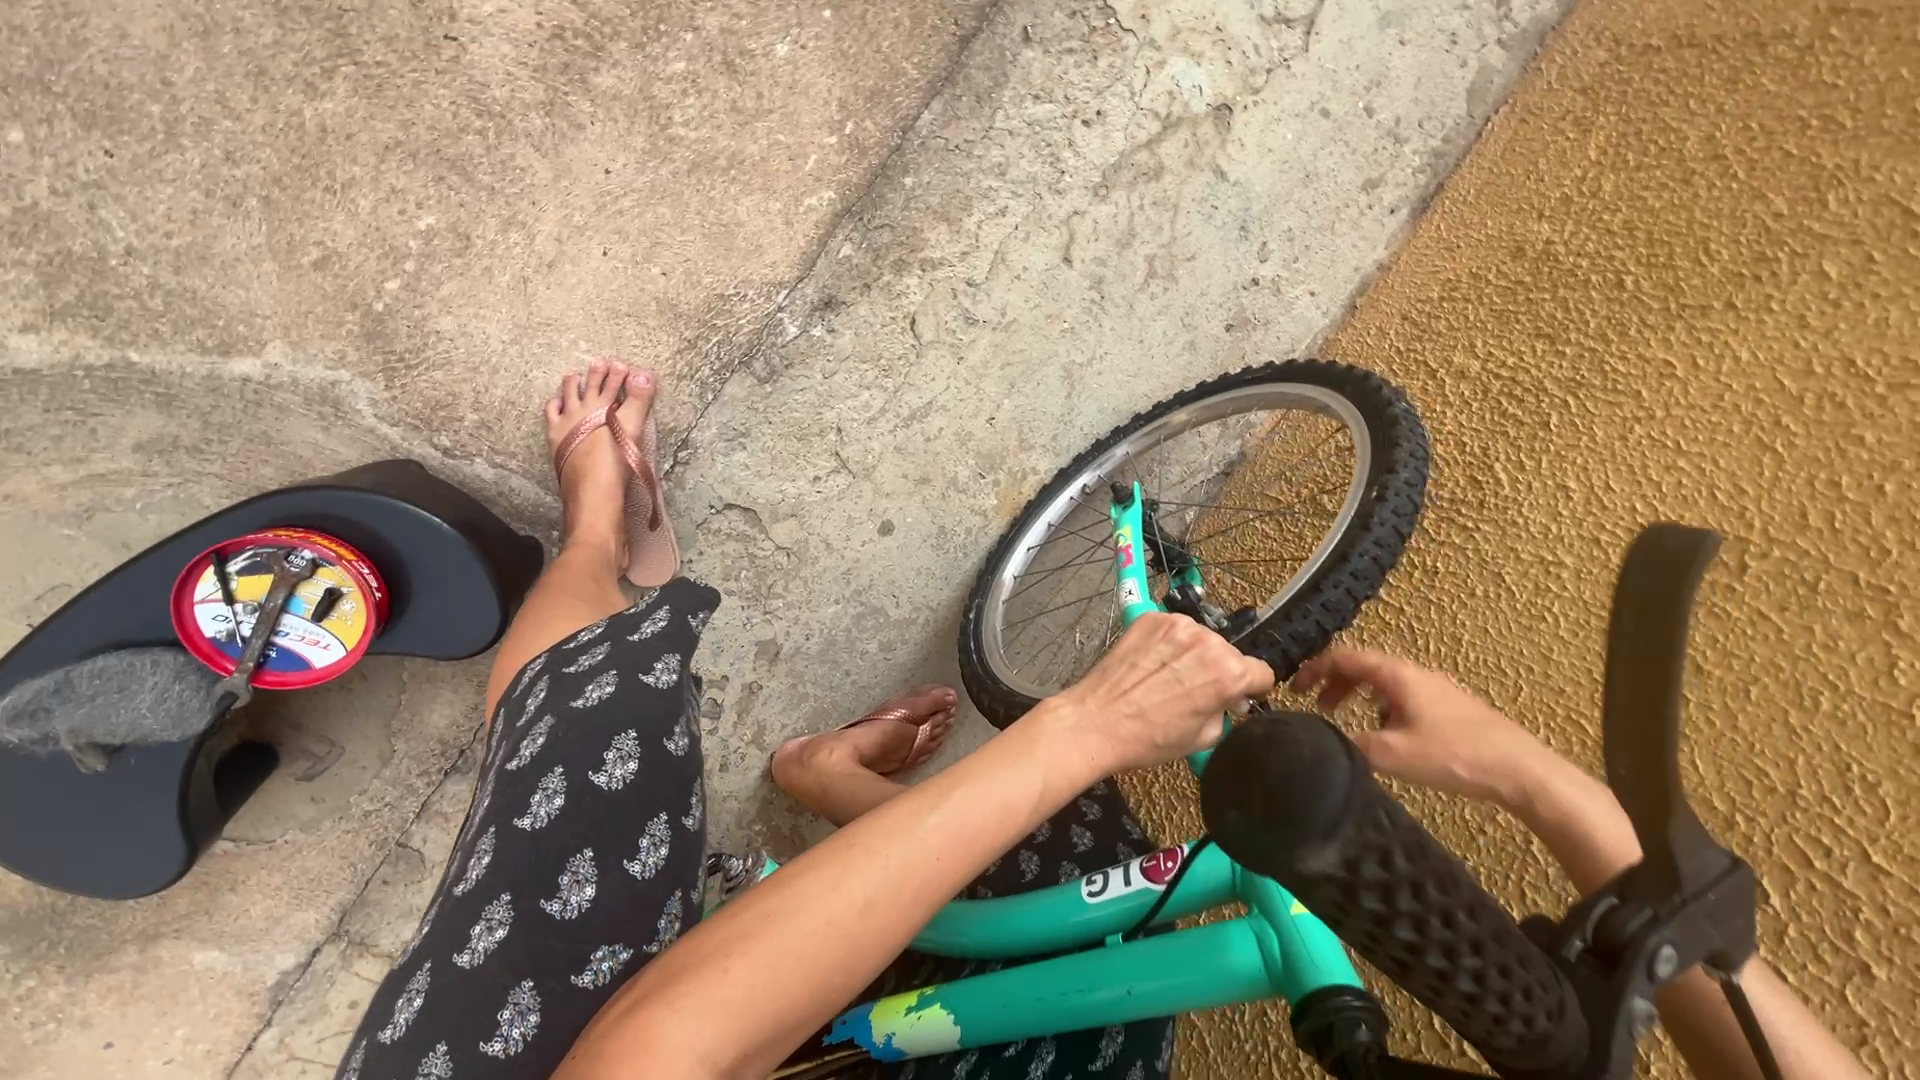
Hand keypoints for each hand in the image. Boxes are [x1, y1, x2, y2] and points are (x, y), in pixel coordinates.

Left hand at [1051, 612, 1274, 772]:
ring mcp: (1176, 626)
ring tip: (1168, 680)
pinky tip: (1153, 666)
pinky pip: (1173, 630)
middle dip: (1219, 671)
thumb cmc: (1147, 737)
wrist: (1097, 721)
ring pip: (1200, 639)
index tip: (1238, 696)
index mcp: (1228, 673)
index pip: (1261, 671)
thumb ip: (1227, 712)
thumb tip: (1231, 699)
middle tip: (1195, 693)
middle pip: (1228, 653)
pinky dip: (1168, 644)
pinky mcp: (1150, 619)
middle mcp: (1206, 641)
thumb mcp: (1203, 738)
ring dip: (1193, 655)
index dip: (1251, 688)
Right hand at [1289, 646, 1555, 808]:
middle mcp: (1415, 674)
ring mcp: (1436, 689)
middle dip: (1334, 683)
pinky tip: (1386, 734)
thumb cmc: (1456, 756)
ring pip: (1384, 682)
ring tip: (1346, 718)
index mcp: (1397, 676)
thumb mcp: (1391, 754)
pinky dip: (1381, 706)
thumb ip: (1350, 745)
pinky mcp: (1450, 708)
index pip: (1344, 658)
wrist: (1521, 772)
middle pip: (1363, 667)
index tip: (1294, 688)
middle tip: (1316, 705)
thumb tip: (1325, 741)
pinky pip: (1403, 696)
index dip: (1314, 669)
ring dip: (1357, 695)